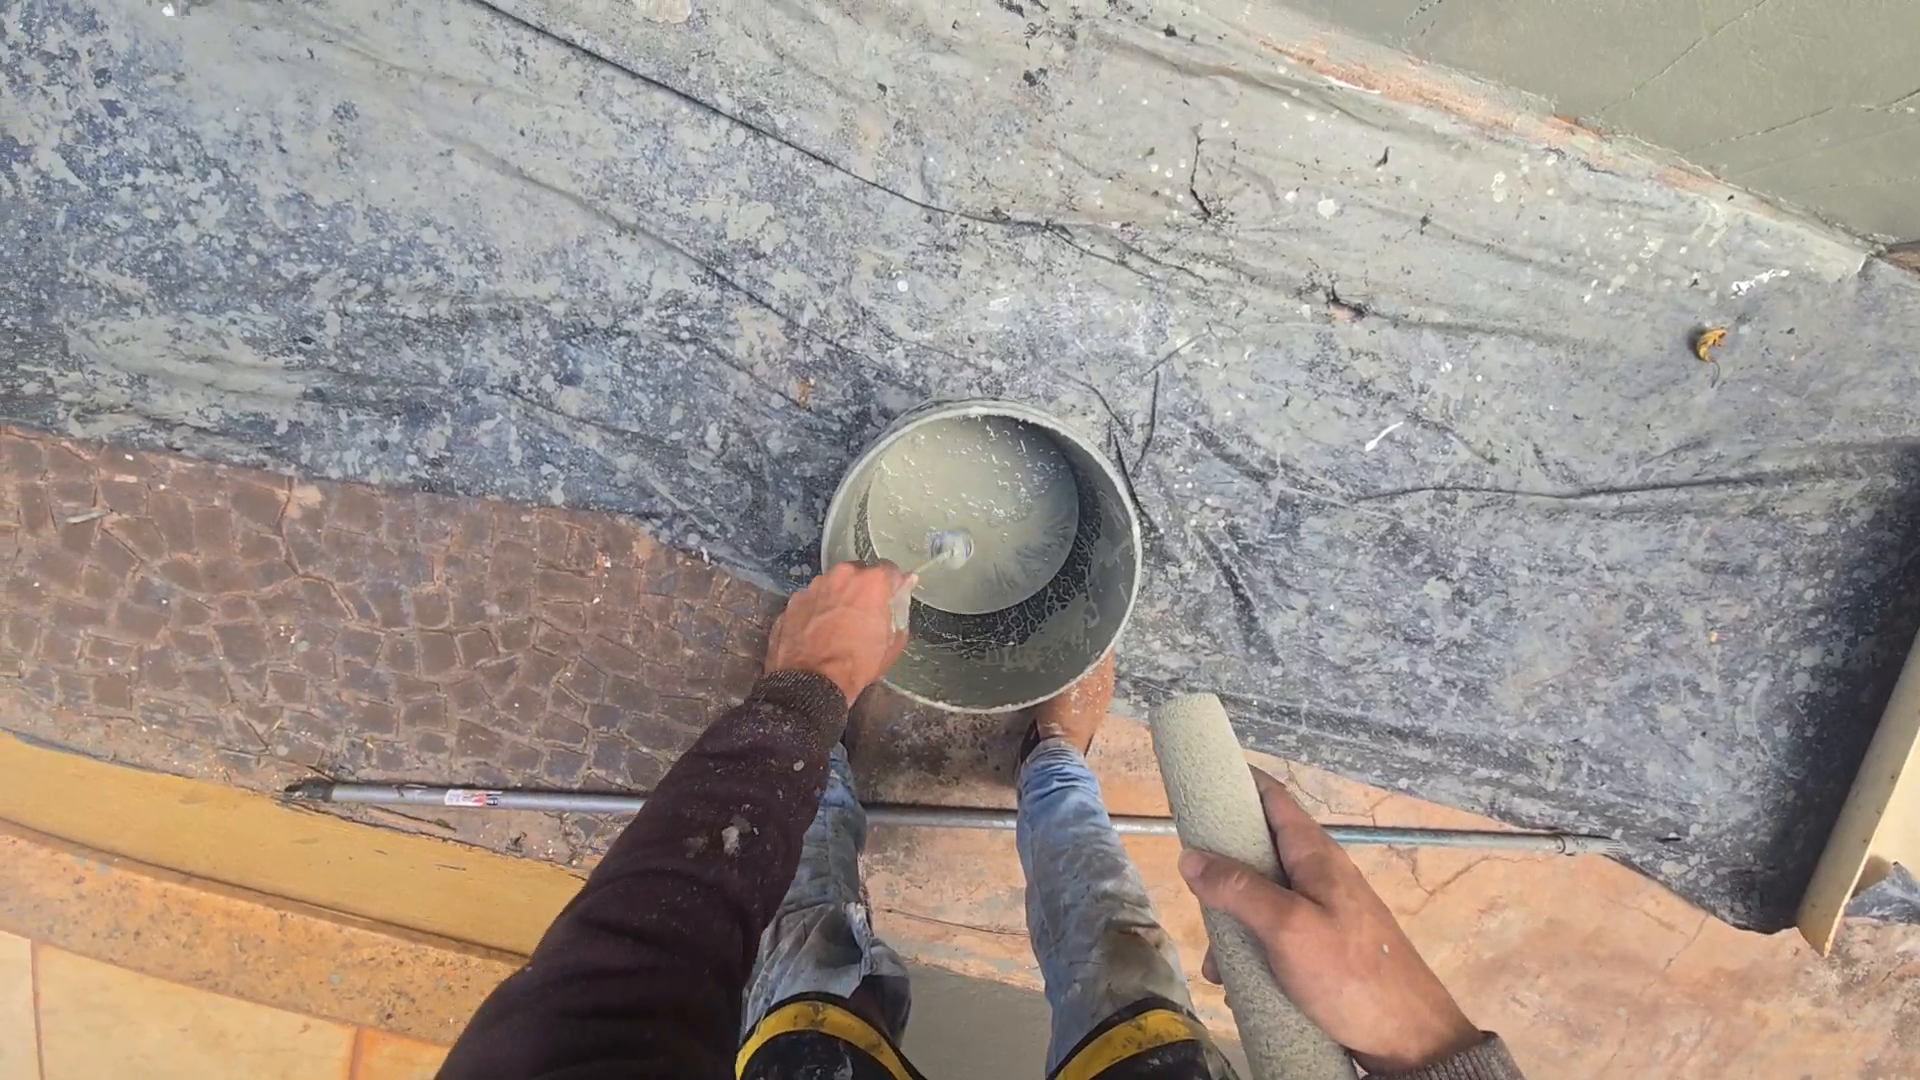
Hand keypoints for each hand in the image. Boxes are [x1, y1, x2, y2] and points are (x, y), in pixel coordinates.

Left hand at [764, 561, 910, 704]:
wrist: (811, 681)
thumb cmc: (859, 662)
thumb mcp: (893, 642)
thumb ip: (901, 610)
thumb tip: (904, 590)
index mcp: (871, 581)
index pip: (891, 570)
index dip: (894, 585)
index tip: (893, 598)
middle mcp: (842, 575)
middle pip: (859, 574)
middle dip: (864, 589)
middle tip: (865, 613)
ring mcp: (814, 586)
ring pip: (834, 584)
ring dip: (839, 596)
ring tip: (838, 623)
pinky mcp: (794, 600)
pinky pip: (813, 599)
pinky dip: (818, 609)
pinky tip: (818, 630)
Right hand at [1177, 769, 1480, 1073]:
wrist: (1413, 1046)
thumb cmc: (1352, 974)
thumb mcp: (1287, 927)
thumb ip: (1238, 889)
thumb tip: (1188, 858)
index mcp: (1313, 853)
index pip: (1271, 795)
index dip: (1235, 780)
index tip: (1198, 783)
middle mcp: (1316, 872)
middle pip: (1257, 846)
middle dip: (1220, 864)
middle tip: (1194, 883)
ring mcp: (1320, 909)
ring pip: (1260, 896)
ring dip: (1231, 920)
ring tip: (1215, 961)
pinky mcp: (1321, 944)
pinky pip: (1273, 932)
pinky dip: (1249, 949)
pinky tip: (1236, 980)